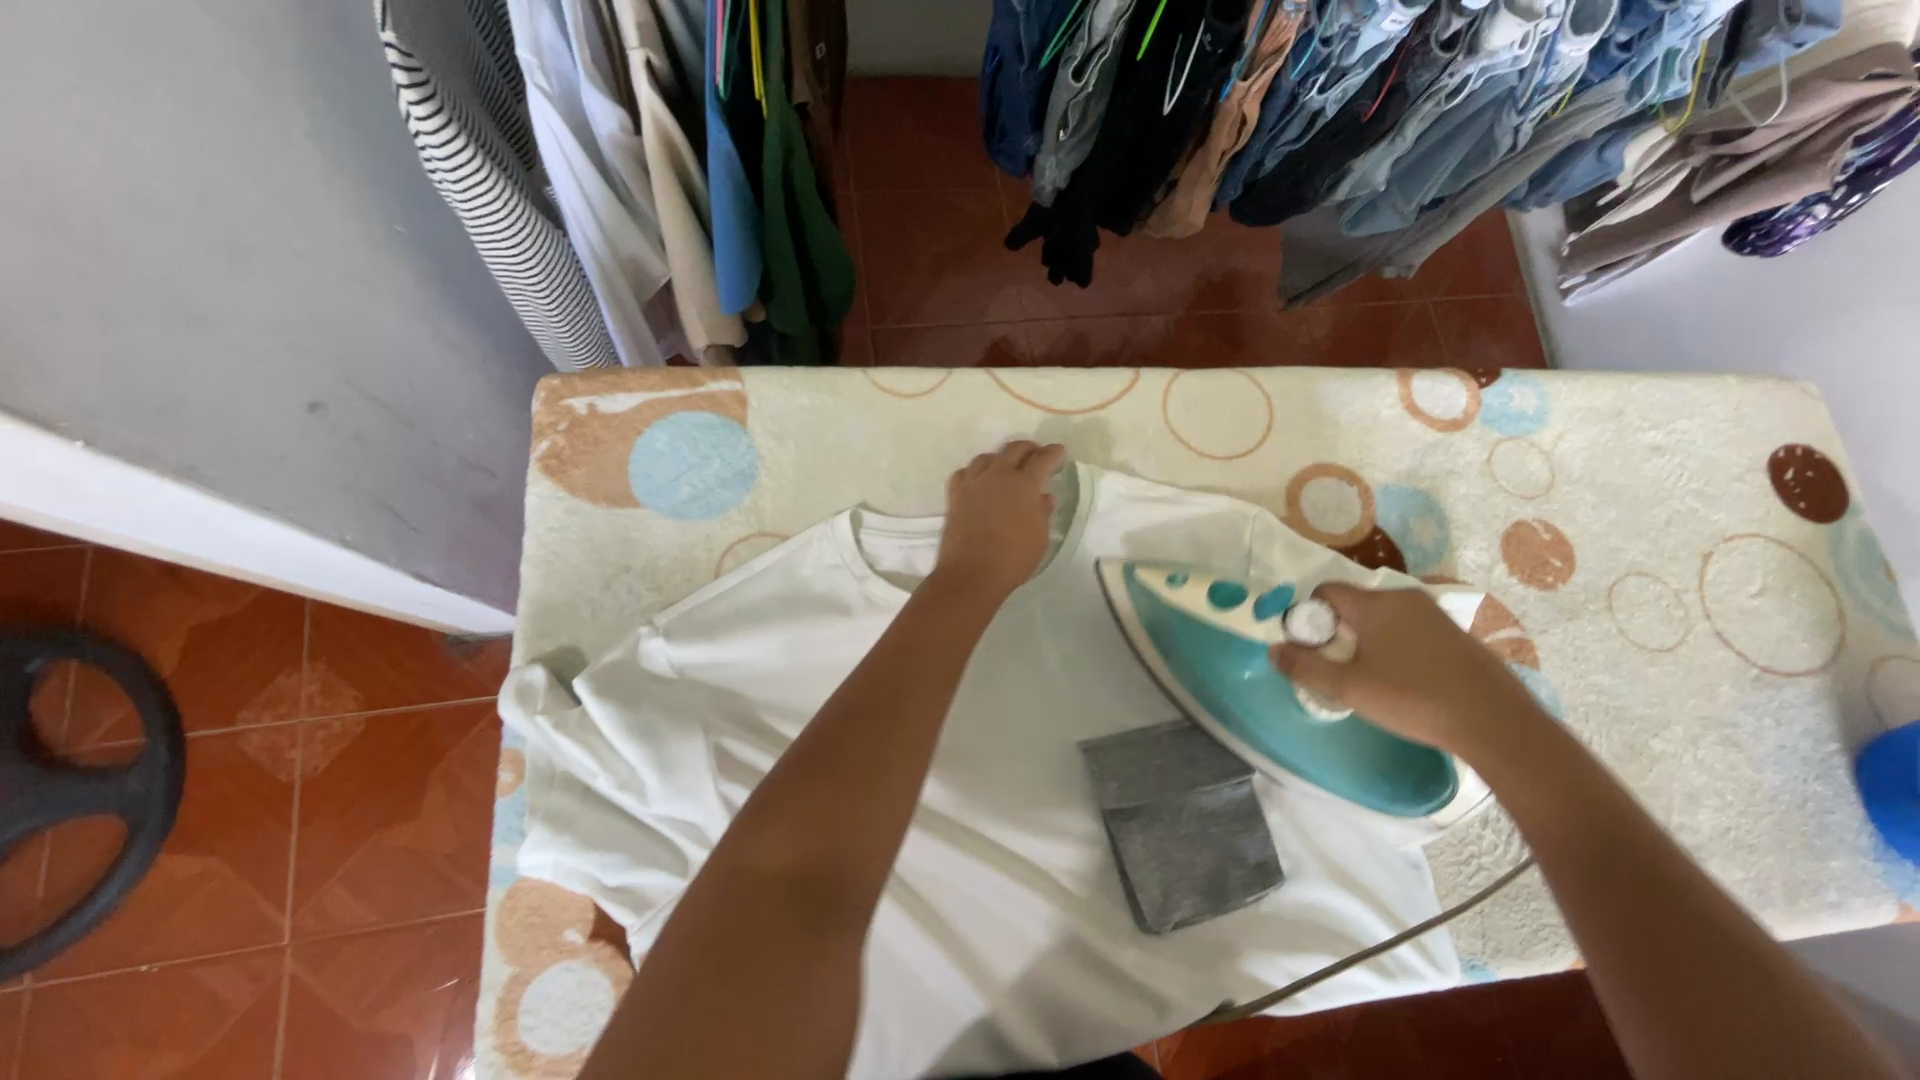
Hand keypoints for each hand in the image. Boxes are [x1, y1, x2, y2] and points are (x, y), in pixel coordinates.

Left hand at [933, 441, 1065, 597]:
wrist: (971, 574)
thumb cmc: (1013, 558)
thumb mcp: (1039, 537)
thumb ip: (1042, 512)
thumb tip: (1044, 496)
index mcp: (1024, 484)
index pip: (1042, 459)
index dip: (1053, 453)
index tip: (1059, 451)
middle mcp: (998, 475)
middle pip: (1014, 449)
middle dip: (1029, 449)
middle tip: (1036, 455)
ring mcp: (973, 483)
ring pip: (987, 457)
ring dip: (1001, 458)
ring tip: (1007, 467)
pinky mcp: (955, 495)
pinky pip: (965, 473)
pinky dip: (976, 472)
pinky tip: (979, 480)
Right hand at [1269, 584, 1545, 758]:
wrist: (1494, 720)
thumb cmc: (1414, 698)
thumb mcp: (1350, 688)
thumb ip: (1306, 666)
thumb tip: (1273, 649)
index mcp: (1375, 604)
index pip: (1326, 592)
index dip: (1308, 616)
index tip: (1310, 649)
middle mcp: (1404, 598)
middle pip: (1354, 605)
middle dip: (1337, 631)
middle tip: (1336, 668)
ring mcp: (1433, 614)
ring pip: (1382, 619)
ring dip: (1366, 641)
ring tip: (1369, 678)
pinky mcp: (1454, 634)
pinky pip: (1408, 630)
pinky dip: (1394, 647)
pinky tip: (1403, 680)